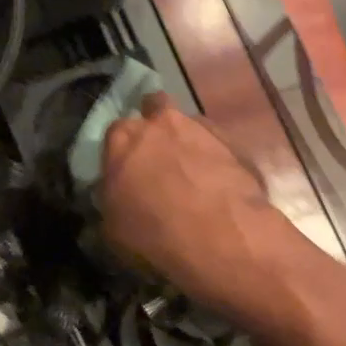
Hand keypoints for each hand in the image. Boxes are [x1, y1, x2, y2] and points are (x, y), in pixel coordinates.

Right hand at [99, 93, 274, 316]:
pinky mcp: (234, 143)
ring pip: (188, 123)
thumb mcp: (111, 229)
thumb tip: (116, 197)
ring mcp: (200, 128)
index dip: (120, 150)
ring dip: (186, 140)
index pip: (114, 132)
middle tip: (157, 155)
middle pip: (154, 107)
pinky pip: (217, 142)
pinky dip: (214, 156)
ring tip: (190, 172)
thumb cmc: (153, 235)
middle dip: (155, 125)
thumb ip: (111, 200)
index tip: (124, 169)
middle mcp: (160, 123)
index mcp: (122, 139)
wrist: (220, 237)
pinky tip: (216, 181)